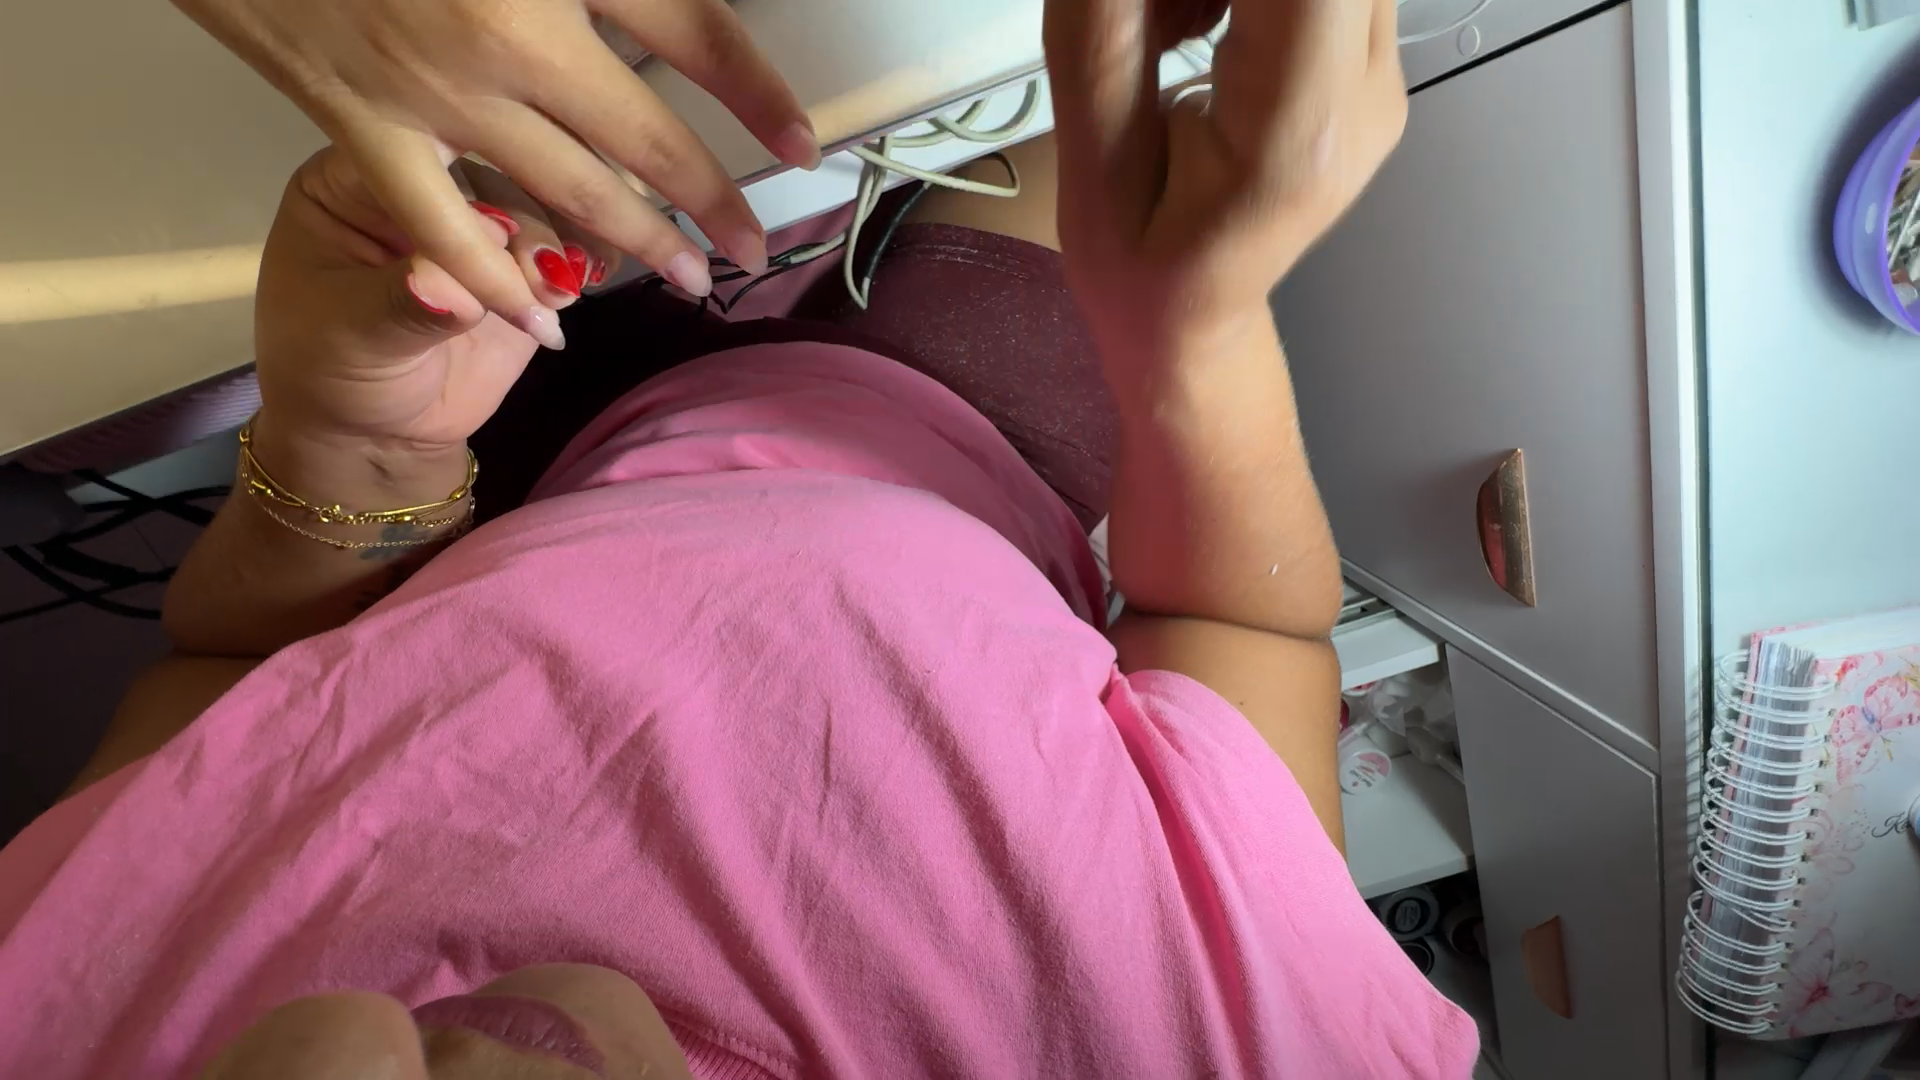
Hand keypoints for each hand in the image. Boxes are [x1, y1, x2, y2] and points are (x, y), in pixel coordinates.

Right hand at [174, 0, 817, 348]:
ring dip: (640, 247)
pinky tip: (549, 326)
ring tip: (694, 283)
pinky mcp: (357, 127)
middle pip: (646, 139)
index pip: (693, 33)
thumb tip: (668, 14)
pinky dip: (496, 284)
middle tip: (753, 247)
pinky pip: (441, 228)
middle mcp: (502, 30)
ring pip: (568, 192)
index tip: (805, 145)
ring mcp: (430, 87)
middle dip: (711, 201)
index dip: (758, 93)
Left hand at [252, 147, 574, 450]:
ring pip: (543, 210)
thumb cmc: (337, 370)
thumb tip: (455, 288)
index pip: (421, 163)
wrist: (383, 427)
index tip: (496, 245)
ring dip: (564, 249)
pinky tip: (587, 285)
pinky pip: (566, 253)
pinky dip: (587, 262)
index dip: (467, 201)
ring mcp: (482, 237)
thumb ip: (405, 305)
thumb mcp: (354, 335)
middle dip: (531, 228)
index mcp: (359, 187)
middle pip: (496, 180)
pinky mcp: (524, 277)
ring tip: (561, 297)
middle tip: (545, 282)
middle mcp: (425, 196)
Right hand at [1044, 0, 1404, 384]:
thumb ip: (1099, 40)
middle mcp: (1368, 85)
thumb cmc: (1138, 278)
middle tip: (1150, 24)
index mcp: (1297, 128)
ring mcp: (1381, 71)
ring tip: (1164, 30)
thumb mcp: (1092, 176)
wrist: (1192, 319)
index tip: (1147, 7)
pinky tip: (1198, 26)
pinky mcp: (1370, 59)